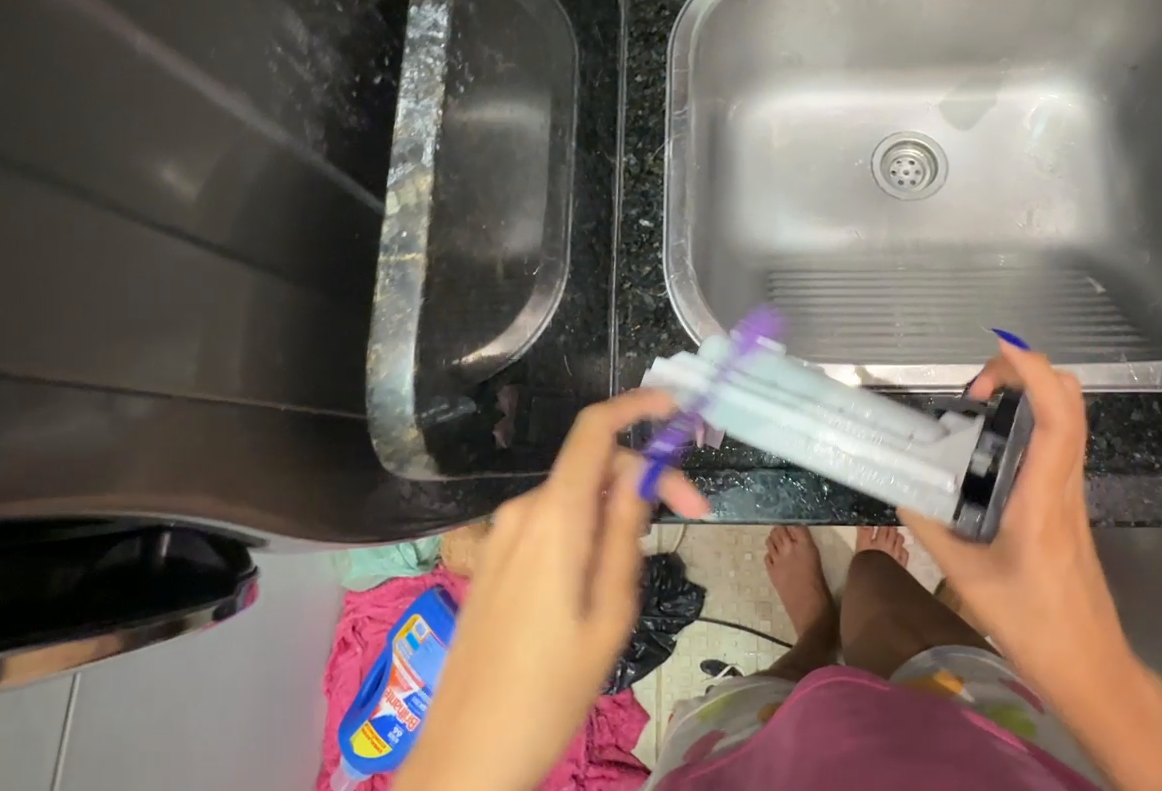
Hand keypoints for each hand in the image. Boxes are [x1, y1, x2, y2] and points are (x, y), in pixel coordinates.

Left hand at [396, 390, 709, 790]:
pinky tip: (599, 579)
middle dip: (644, 481)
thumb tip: (643, 472)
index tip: (678, 410)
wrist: (467, 754)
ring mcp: (502, 535)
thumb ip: (626, 531)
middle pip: (593, 467)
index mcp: (554, 517)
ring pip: (575, 498)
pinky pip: (551, 523)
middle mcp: (523, 512)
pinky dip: (587, 530)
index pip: (594, 428)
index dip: (638, 407)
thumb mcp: (609, 612)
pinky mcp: (494, 559)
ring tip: (639, 572)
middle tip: (694, 518)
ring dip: (616, 512)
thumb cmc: (550, 691)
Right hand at [901, 342, 1161, 790]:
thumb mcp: (967, 576)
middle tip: (978, 384)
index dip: (1033, 371)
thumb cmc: (1032, 623)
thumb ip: (930, 526)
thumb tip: (901, 489)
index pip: (1057, 416)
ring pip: (1069, 418)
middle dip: (1028, 370)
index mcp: (1044, 495)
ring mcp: (1071, 491)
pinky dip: (1033, 417)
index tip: (996, 349)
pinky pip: (1060, 440)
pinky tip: (994, 438)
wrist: (1090, 665)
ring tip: (981, 402)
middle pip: (1071, 402)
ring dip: (1031, 391)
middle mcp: (1065, 483)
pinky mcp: (1067, 503)